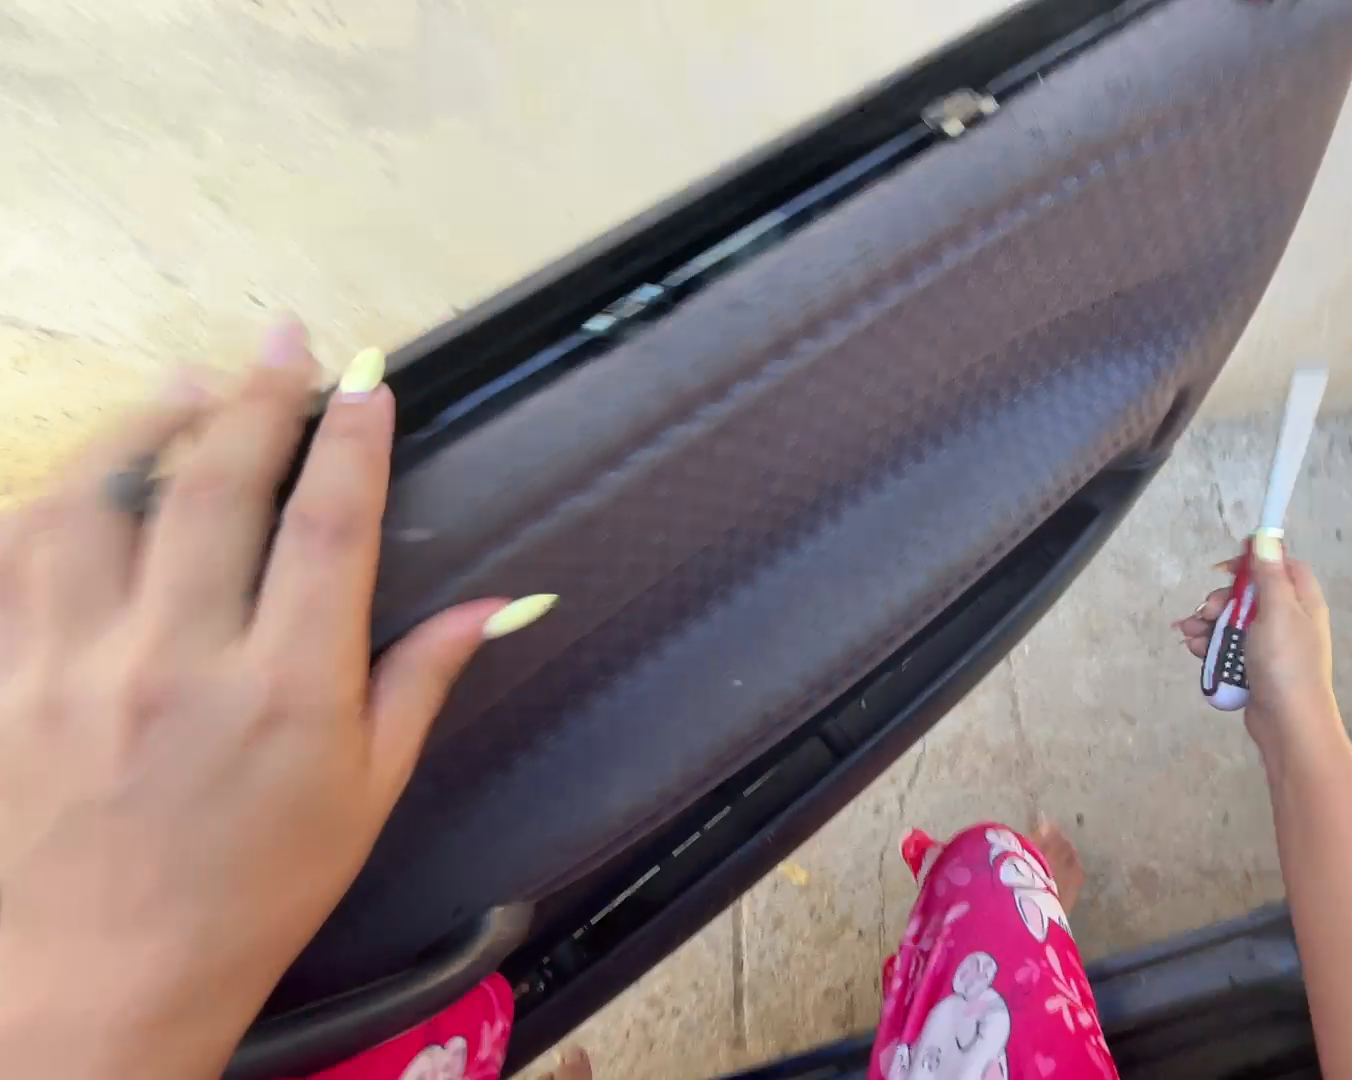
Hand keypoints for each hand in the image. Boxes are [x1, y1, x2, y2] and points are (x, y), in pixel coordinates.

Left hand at [0, 319, 549, 1078]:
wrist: (89, 987)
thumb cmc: (267, 880)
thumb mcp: (375, 783)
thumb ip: (423, 677)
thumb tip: (499, 606)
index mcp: (288, 685)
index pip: (328, 530)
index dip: (352, 446)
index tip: (369, 385)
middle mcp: (176, 657)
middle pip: (217, 494)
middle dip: (260, 401)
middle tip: (287, 339)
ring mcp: (68, 667)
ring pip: (92, 508)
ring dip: (149, 429)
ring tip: (190, 380)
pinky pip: (16, 562)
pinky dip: (56, 495)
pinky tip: (92, 466)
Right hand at [1172, 544, 1339, 755]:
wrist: (1287, 724)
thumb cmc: (1285, 663)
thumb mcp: (1276, 612)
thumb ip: (1269, 574)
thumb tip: (1266, 536)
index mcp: (1301, 602)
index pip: (1281, 566)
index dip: (1254, 561)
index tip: (1227, 566)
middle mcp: (1287, 619)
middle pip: (1249, 593)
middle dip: (1221, 599)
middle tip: (1208, 612)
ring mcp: (1270, 644)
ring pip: (1232, 620)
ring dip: (1207, 623)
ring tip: (1189, 634)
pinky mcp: (1253, 665)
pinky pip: (1227, 645)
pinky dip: (1209, 644)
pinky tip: (1194, 648)